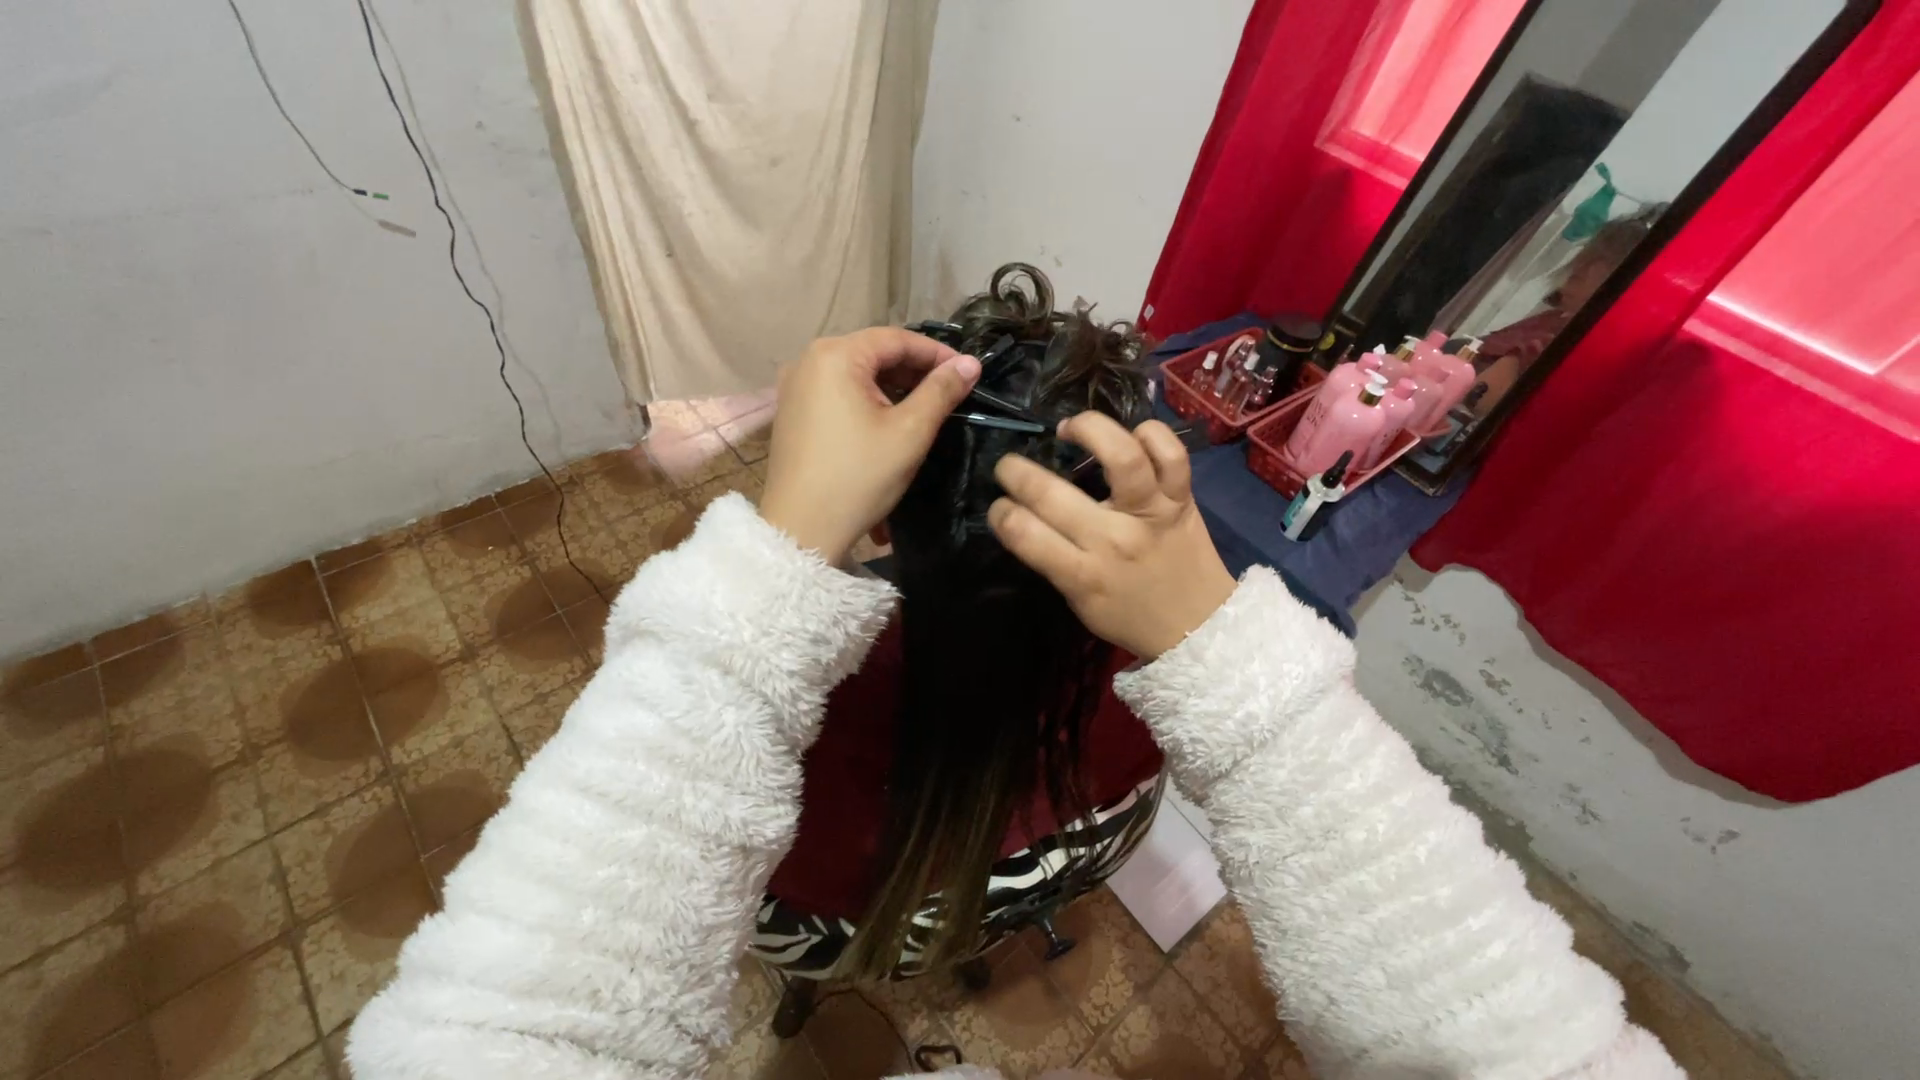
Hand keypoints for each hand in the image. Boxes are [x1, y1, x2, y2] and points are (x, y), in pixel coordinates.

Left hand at [759, 328, 980, 562]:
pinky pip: (838, 392)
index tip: (966, 372)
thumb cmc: (859, 477)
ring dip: (893, 387)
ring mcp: (795, 386)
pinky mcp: (792, 411)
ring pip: (856, 374)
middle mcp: (808, 360)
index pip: (896, 338)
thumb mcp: (909, 432)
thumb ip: (941, 392)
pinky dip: (868, 400)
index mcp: (835, 355)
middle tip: (950, 392)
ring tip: (925, 409)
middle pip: (873, 353)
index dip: (936, 353)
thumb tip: (969, 363)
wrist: (803, 529)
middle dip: (914, 370)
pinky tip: (890, 421)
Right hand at [988, 413, 1235, 658]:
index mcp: (1082, 574)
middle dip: (1016, 472)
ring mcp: (1151, 514)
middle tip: (1008, 466)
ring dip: (1087, 430)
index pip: (1025, 535)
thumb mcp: (1080, 602)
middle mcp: (1114, 539)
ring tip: (1069, 428)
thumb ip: (1054, 561)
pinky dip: (1151, 434)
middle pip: (1052, 494)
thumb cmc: (1130, 616)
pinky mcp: (1182, 498)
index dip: (1000, 513)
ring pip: (1122, 457)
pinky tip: (1130, 435)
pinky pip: (1171, 454)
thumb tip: (1024, 518)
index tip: (998, 506)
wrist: (1199, 627)